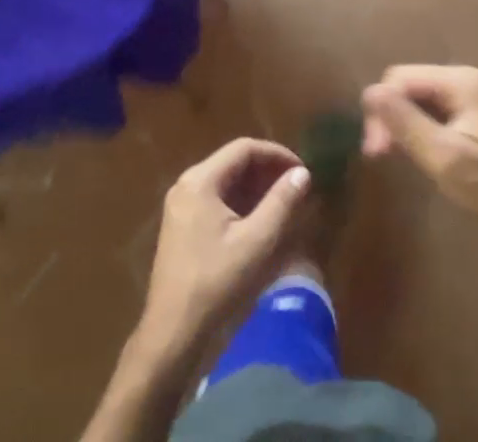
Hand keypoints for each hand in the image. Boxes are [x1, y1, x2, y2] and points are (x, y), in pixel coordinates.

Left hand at [140, 139, 310, 347]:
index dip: (278, 154)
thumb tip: (302, 173)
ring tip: (286, 203)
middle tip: (298, 187)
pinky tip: (262, 221)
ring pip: (226, 182)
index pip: (244, 149)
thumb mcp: (257, 241)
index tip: (303, 171)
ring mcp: (181, 206)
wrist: (174, 330)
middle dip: (269, 171)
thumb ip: (282, 202)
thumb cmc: (217, 282)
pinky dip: (242, 203)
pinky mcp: (182, 226)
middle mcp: (186, 186)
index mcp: (200, 182)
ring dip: (257, 187)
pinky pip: (217, 200)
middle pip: (234, 163)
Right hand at [361, 65, 477, 235]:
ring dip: (401, 124)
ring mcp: (470, 95)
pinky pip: (432, 110)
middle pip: (408, 85)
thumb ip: (406, 123)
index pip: (399, 78)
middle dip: (389, 116)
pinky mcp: (471, 113)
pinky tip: (415, 152)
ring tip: (395, 156)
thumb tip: (370, 92)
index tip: (375, 150)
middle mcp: (465, 79)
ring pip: (418, 98)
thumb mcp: (444, 157)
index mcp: (461, 82)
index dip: (380, 109)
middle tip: (381, 156)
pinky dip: (418, 129)